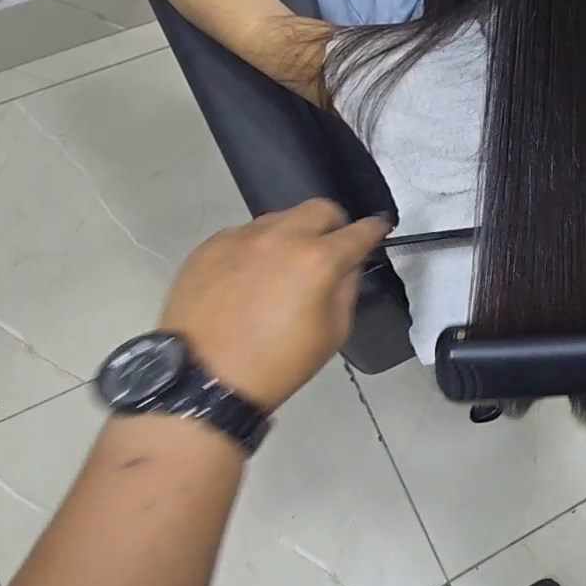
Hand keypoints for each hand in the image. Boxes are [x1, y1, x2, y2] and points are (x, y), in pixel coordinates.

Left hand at [159, 199, 391, 409]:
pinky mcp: (210, 246)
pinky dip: (259, 248)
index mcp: (319, 260)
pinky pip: (246, 234)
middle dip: (335, 224)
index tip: (380, 230)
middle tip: (332, 248)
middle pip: (321, 209)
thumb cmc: (280, 362)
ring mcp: (242, 237)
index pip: (360, 231)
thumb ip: (346, 287)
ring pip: (281, 218)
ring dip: (294, 234)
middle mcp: (282, 237)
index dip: (375, 229)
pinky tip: (251, 278)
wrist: (205, 377)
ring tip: (285, 266)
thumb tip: (347, 264)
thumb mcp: (334, 331)